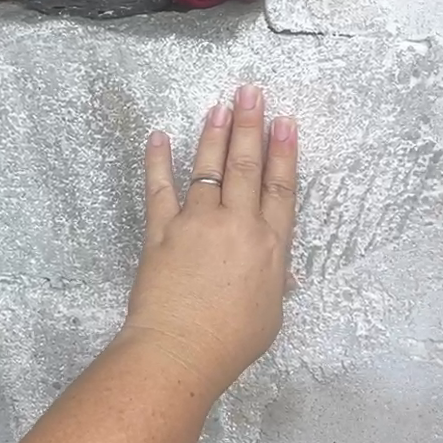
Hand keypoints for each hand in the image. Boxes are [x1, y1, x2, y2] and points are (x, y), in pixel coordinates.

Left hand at [119, 84, 297, 395]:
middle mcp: (237, 224)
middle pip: (246, 165)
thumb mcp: (270, 313)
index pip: (281, 186)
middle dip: (250, 124)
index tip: (284, 122)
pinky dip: (158, 161)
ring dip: (214, 134)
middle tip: (251, 92)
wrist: (181, 351)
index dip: (284, 151)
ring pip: (208, 168)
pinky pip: (160, 189)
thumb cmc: (232, 341)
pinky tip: (159, 137)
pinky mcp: (162, 231)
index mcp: (270, 244)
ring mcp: (198, 223)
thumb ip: (275, 282)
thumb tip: (283, 270)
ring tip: (220, 104)